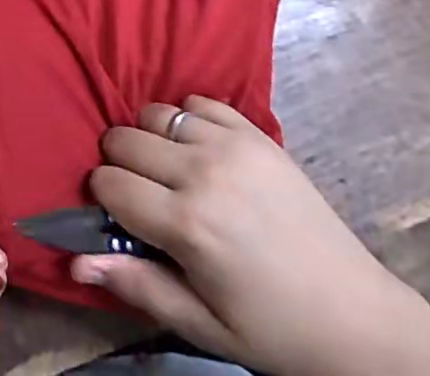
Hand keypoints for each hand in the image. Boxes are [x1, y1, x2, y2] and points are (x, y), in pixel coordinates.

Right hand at [72, 96, 429, 375]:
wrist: (355, 314)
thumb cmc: (270, 327)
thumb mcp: (201, 324)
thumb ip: (136, 284)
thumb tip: (74, 261)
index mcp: (187, 225)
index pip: (109, 183)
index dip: (104, 197)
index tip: (118, 213)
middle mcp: (203, 173)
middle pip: (125, 139)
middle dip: (119, 163)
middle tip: (141, 191)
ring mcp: (232, 146)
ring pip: (156, 113)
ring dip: (150, 137)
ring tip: (169, 167)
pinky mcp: (256, 133)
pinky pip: (199, 101)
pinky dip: (188, 119)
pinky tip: (200, 149)